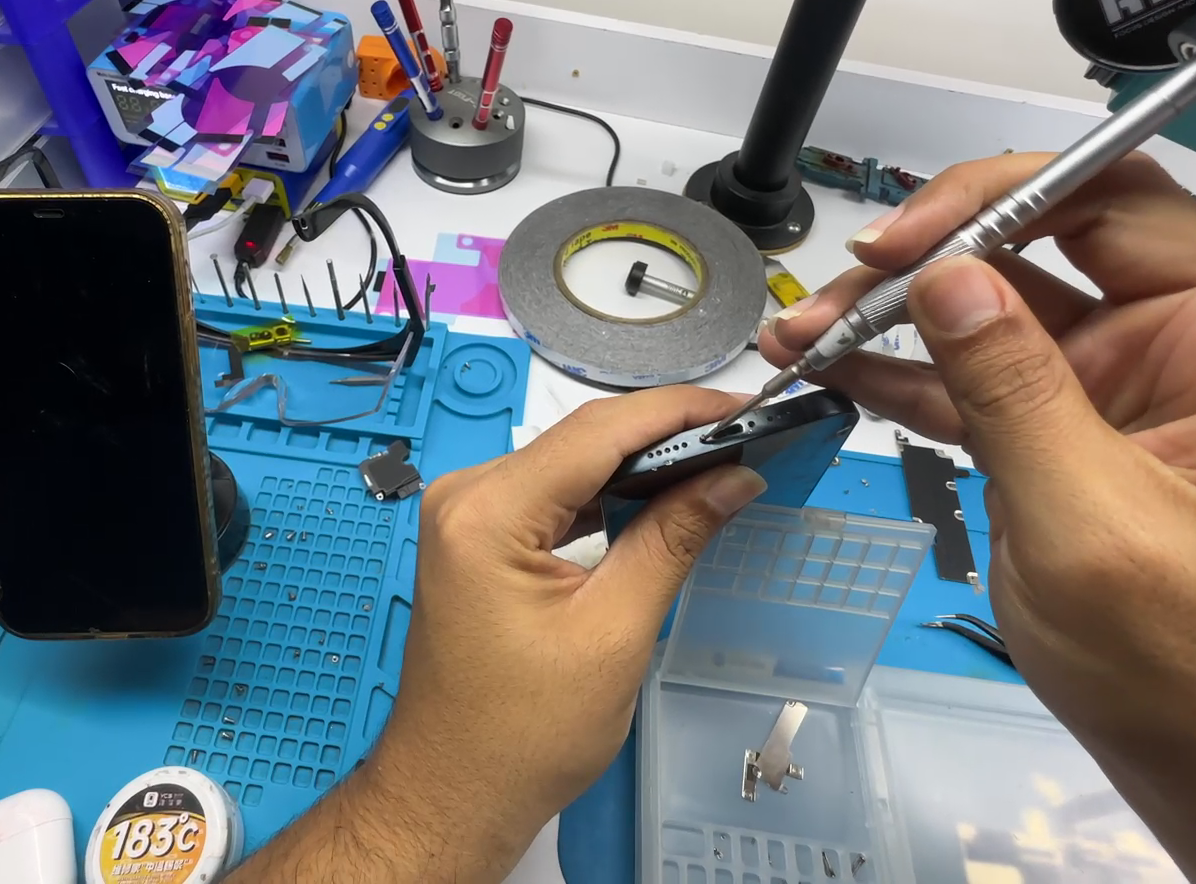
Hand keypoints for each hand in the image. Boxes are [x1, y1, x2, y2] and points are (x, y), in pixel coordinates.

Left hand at [233, 388, 766, 882]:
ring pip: (566, 461)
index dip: (676, 411)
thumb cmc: (526, 732)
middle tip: (740, 433)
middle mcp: (467, 492)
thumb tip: (734, 478)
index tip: (743, 406)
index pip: (595, 432)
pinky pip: (548, 491)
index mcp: (488, 511)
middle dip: (662, 432)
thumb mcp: (614, 634)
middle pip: (579, 439)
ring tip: (710, 457)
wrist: (451, 788)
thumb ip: (673, 540)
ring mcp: (465, 509)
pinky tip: (650, 492)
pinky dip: (601, 490)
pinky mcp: (476, 530)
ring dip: (635, 460)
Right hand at [763, 0, 1195, 880]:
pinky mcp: (1066, 410)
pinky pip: (976, 356)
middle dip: (971, 223)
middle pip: (1099, 209)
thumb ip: (1013, 395)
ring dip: (908, 301)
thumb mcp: (1094, 534)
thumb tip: (944, 285)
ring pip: (1013, 283)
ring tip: (816, 330)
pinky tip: (831, 368)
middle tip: (873, 264)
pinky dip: (902, 359)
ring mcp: (1133, 372)